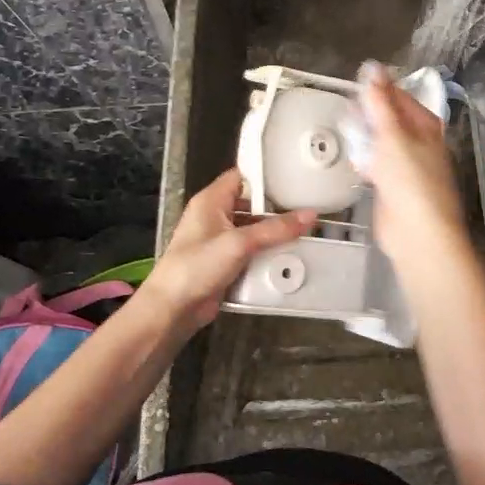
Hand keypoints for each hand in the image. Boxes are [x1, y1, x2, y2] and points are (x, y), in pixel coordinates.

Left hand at [136, 168, 314, 334]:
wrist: (172, 309)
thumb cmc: (198, 266)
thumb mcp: (239, 243)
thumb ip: (275, 229)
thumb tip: (312, 214)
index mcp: (211, 201)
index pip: (241, 176)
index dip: (265, 174)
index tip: (295, 176)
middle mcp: (215, 216)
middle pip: (251, 204)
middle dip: (276, 208)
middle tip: (308, 206)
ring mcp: (219, 241)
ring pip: (253, 230)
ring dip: (274, 234)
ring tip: (307, 231)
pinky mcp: (225, 263)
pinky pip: (251, 252)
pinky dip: (267, 253)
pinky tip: (291, 255)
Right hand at [358, 70, 467, 262]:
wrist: (417, 233)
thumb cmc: (410, 179)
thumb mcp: (392, 135)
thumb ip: (380, 103)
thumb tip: (373, 68)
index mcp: (426, 126)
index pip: (401, 97)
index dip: (380, 87)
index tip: (356, 80)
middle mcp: (420, 143)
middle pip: (391, 119)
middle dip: (369, 114)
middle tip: (347, 108)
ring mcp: (407, 166)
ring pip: (382, 142)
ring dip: (365, 137)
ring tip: (346, 130)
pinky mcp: (394, 187)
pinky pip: (377, 165)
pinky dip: (365, 160)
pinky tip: (354, 160)